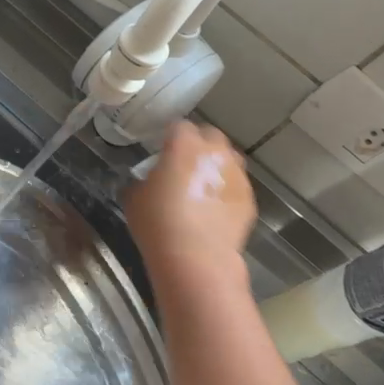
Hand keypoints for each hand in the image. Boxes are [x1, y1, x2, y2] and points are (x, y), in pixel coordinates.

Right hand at [125, 121, 255, 274]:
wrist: (196, 258)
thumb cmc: (158, 224)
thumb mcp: (134, 199)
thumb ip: (142, 181)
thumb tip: (147, 181)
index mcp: (184, 145)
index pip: (179, 126)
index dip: (169, 136)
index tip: (161, 148)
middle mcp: (215, 153)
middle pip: (210, 136)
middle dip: (197, 145)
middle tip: (182, 164)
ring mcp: (237, 175)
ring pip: (228, 159)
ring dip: (215, 165)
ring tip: (201, 185)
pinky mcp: (249, 198)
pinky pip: (236, 186)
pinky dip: (225, 191)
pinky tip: (213, 209)